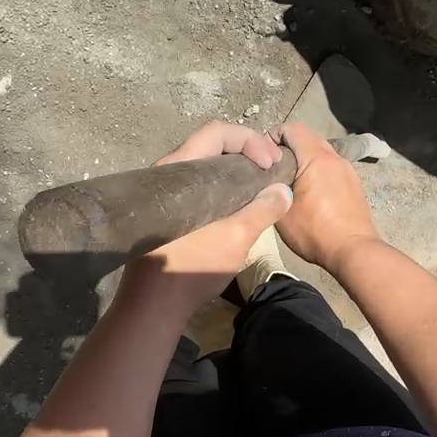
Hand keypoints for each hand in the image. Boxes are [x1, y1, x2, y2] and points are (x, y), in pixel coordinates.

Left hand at [124, 122, 291, 312]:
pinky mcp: (169, 210)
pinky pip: (202, 183)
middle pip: (213, 144)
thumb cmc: (192, 268)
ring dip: (238, 171)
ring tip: (261, 186)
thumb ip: (263, 210)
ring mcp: (167, 192)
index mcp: (180, 169)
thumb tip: (283, 191)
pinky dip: (225, 185)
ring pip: (208, 165)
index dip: (250, 140)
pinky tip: (241, 204)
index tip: (271, 165)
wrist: (154, 304)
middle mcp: (169, 172)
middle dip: (248, 152)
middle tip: (271, 171)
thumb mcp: (237, 237)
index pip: (218, 132)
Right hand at [272, 122, 381, 271]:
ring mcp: (348, 170)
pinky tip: (311, 193)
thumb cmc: (315, 232)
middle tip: (273, 170)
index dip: (273, 136)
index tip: (263, 157)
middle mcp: (335, 157)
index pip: (292, 128)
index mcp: (316, 158)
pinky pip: (332, 168)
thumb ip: (272, 188)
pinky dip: (319, 172)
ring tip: (291, 183)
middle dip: (288, 149)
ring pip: (321, 153)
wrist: (353, 251)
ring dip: (305, 161)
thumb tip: (269, 179)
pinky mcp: (355, 184)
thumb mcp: (283, 212)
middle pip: (307, 138)